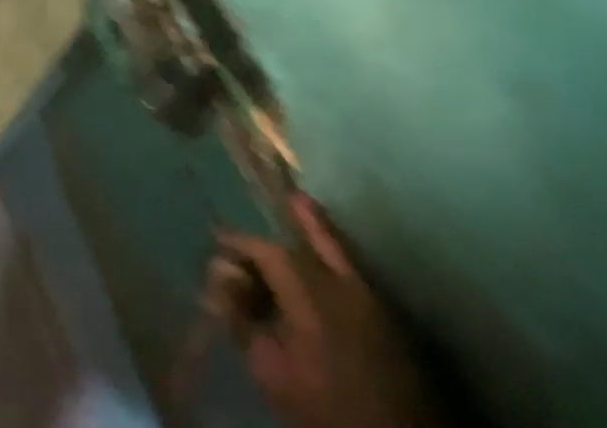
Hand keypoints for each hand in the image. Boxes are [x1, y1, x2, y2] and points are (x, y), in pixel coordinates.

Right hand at [209, 197, 447, 427]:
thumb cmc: (321, 405)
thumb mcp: (269, 369)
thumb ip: (243, 320)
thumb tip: (223, 278)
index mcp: (311, 297)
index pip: (270, 253)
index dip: (240, 242)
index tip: (217, 240)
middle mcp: (345, 289)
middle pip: (312, 243)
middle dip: (286, 224)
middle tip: (267, 207)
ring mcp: (374, 302)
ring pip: (341, 252)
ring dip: (317, 229)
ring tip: (300, 200)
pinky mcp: (389, 320)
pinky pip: (355, 272)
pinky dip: (336, 253)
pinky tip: (324, 254)